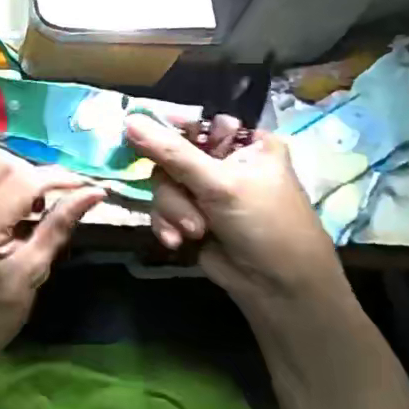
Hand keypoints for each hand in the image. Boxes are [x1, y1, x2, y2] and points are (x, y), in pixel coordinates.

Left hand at [0, 149, 106, 391]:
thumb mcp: (33, 271)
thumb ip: (59, 225)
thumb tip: (94, 193)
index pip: (21, 180)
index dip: (58, 178)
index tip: (86, 187)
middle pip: (2, 162)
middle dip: (37, 173)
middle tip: (59, 198)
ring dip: (20, 173)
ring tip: (38, 205)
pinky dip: (5, 180)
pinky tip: (19, 207)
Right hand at [124, 114, 352, 320]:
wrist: (278, 289)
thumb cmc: (264, 224)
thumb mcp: (219, 184)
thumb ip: (172, 152)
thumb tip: (129, 120)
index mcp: (244, 142)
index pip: (197, 122)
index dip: (168, 130)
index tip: (141, 136)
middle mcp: (223, 162)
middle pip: (171, 155)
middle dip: (175, 187)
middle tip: (191, 206)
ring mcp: (205, 191)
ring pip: (163, 184)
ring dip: (173, 210)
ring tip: (194, 232)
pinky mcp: (190, 217)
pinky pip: (161, 209)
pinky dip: (167, 224)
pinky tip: (178, 242)